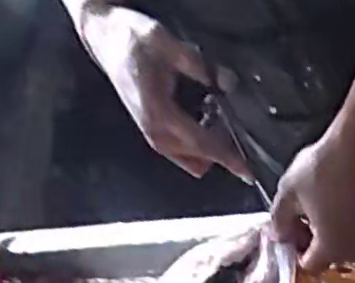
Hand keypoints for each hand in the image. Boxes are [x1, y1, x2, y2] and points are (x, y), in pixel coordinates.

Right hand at [79, 6, 247, 179]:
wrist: (106, 40)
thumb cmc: (133, 39)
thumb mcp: (167, 43)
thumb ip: (200, 65)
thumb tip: (229, 82)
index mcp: (160, 115)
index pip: (203, 144)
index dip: (228, 158)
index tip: (249, 171)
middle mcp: (158, 136)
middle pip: (202, 160)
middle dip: (222, 151)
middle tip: (233, 126)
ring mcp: (156, 141)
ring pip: (195, 162)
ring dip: (210, 150)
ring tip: (217, 119)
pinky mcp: (157, 140)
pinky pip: (186, 157)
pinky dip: (200, 148)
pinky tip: (204, 121)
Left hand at [271, 131, 354, 270]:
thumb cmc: (319, 172)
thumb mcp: (288, 195)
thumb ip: (278, 221)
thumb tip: (277, 237)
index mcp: (328, 250)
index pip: (308, 266)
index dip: (294, 252)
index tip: (288, 230)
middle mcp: (348, 251)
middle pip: (323, 259)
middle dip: (308, 244)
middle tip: (297, 218)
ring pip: (335, 247)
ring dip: (320, 236)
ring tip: (310, 210)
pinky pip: (345, 236)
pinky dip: (334, 228)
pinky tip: (326, 206)